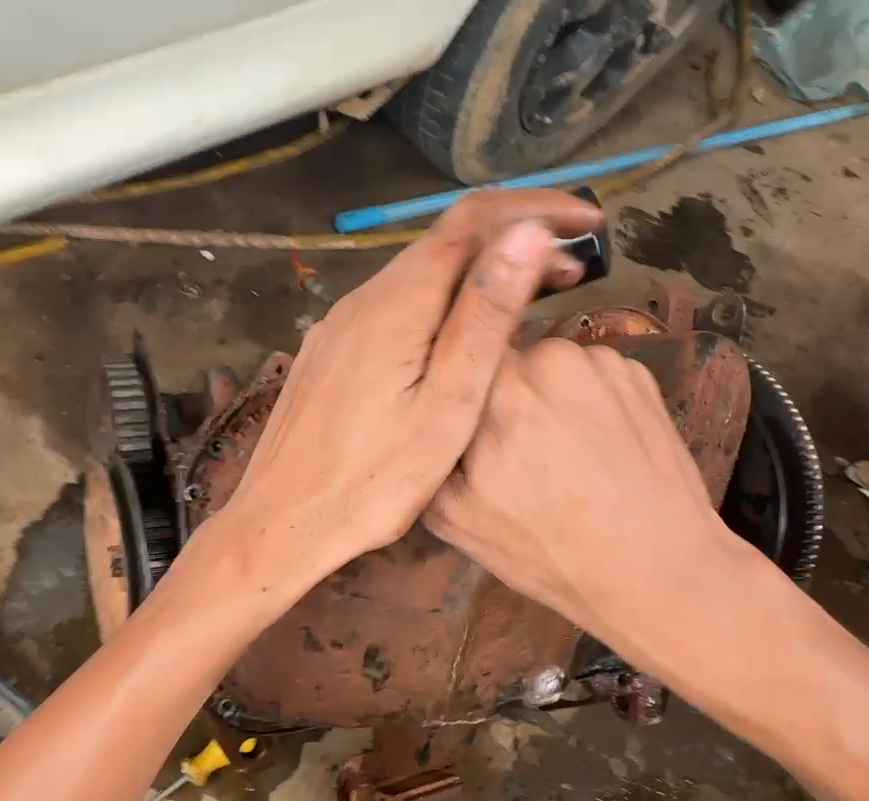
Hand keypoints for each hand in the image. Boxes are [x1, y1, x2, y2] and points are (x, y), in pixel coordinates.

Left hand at [214, 190, 604, 588]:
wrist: (280, 522)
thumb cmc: (372, 482)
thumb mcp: (447, 406)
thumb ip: (485, 319)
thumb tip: (526, 233)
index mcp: (394, 306)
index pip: (470, 221)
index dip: (534, 210)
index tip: (588, 223)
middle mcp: (358, 303)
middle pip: (441, 245)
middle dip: (510, 243)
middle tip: (570, 274)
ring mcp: (334, 329)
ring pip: (414, 279)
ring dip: (474, 278)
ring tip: (527, 303)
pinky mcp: (325, 356)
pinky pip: (389, 311)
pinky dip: (435, 307)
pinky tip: (456, 340)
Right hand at [422, 338, 760, 662]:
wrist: (657, 570)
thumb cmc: (545, 550)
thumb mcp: (452, 516)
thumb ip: (426, 452)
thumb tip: (420, 416)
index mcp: (499, 390)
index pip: (454, 351)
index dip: (450, 381)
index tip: (450, 415)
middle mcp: (551, 358)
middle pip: (501, 357)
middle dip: (497, 394)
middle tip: (503, 449)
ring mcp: (603, 362)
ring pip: (547, 365)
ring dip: (540, 396)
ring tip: (552, 454)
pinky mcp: (641, 374)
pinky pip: (588, 375)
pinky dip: (581, 402)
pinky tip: (589, 449)